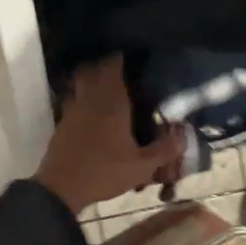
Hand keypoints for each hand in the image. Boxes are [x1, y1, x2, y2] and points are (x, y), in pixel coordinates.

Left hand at [33, 56, 185, 212]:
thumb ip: (164, 149)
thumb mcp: (141, 166)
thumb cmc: (105, 172)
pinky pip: (72, 100)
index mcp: (112, 103)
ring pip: (79, 83)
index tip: (130, 57)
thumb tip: (183, 134)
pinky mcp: (62, 123)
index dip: (120, 59)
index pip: (112, 67)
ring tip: (104, 88)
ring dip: (89, 80)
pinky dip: (80, 98)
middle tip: (119, 71)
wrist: (62, 187)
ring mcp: (72, 110)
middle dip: (103, 66)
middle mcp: (90, 99)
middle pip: (92, 70)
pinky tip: (90, 112)